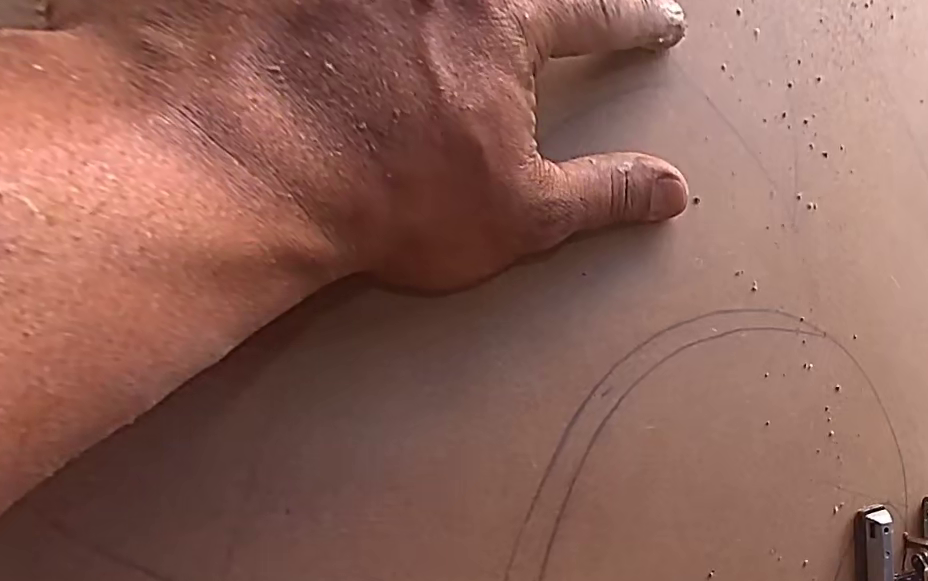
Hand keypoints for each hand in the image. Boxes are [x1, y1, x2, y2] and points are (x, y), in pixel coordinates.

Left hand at [53, 0, 691, 289]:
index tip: (664, 22)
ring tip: (488, 14)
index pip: (591, 15)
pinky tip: (381, 20)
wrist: (253, 166)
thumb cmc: (399, 197)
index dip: (635, 22)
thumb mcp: (527, 213)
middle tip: (580, 3)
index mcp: (498, 24)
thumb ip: (607, 194)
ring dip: (476, 2)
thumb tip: (675, 190)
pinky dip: (372, 10)